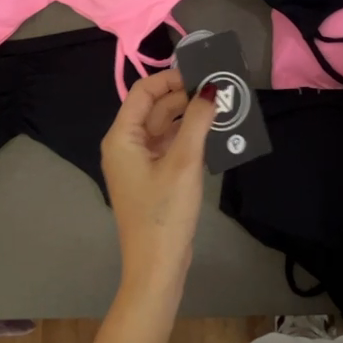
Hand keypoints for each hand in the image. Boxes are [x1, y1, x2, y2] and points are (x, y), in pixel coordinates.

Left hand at [100, 69, 215, 296]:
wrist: (157, 268)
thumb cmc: (164, 212)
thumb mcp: (184, 162)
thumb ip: (197, 120)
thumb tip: (211, 88)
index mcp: (122, 137)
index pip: (143, 91)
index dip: (171, 78)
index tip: (202, 73)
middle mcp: (125, 145)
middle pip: (155, 107)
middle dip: (185, 96)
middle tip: (219, 89)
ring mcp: (138, 163)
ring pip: (164, 126)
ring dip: (189, 116)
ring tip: (221, 107)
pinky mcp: (152, 178)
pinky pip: (169, 145)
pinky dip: (188, 136)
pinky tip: (212, 133)